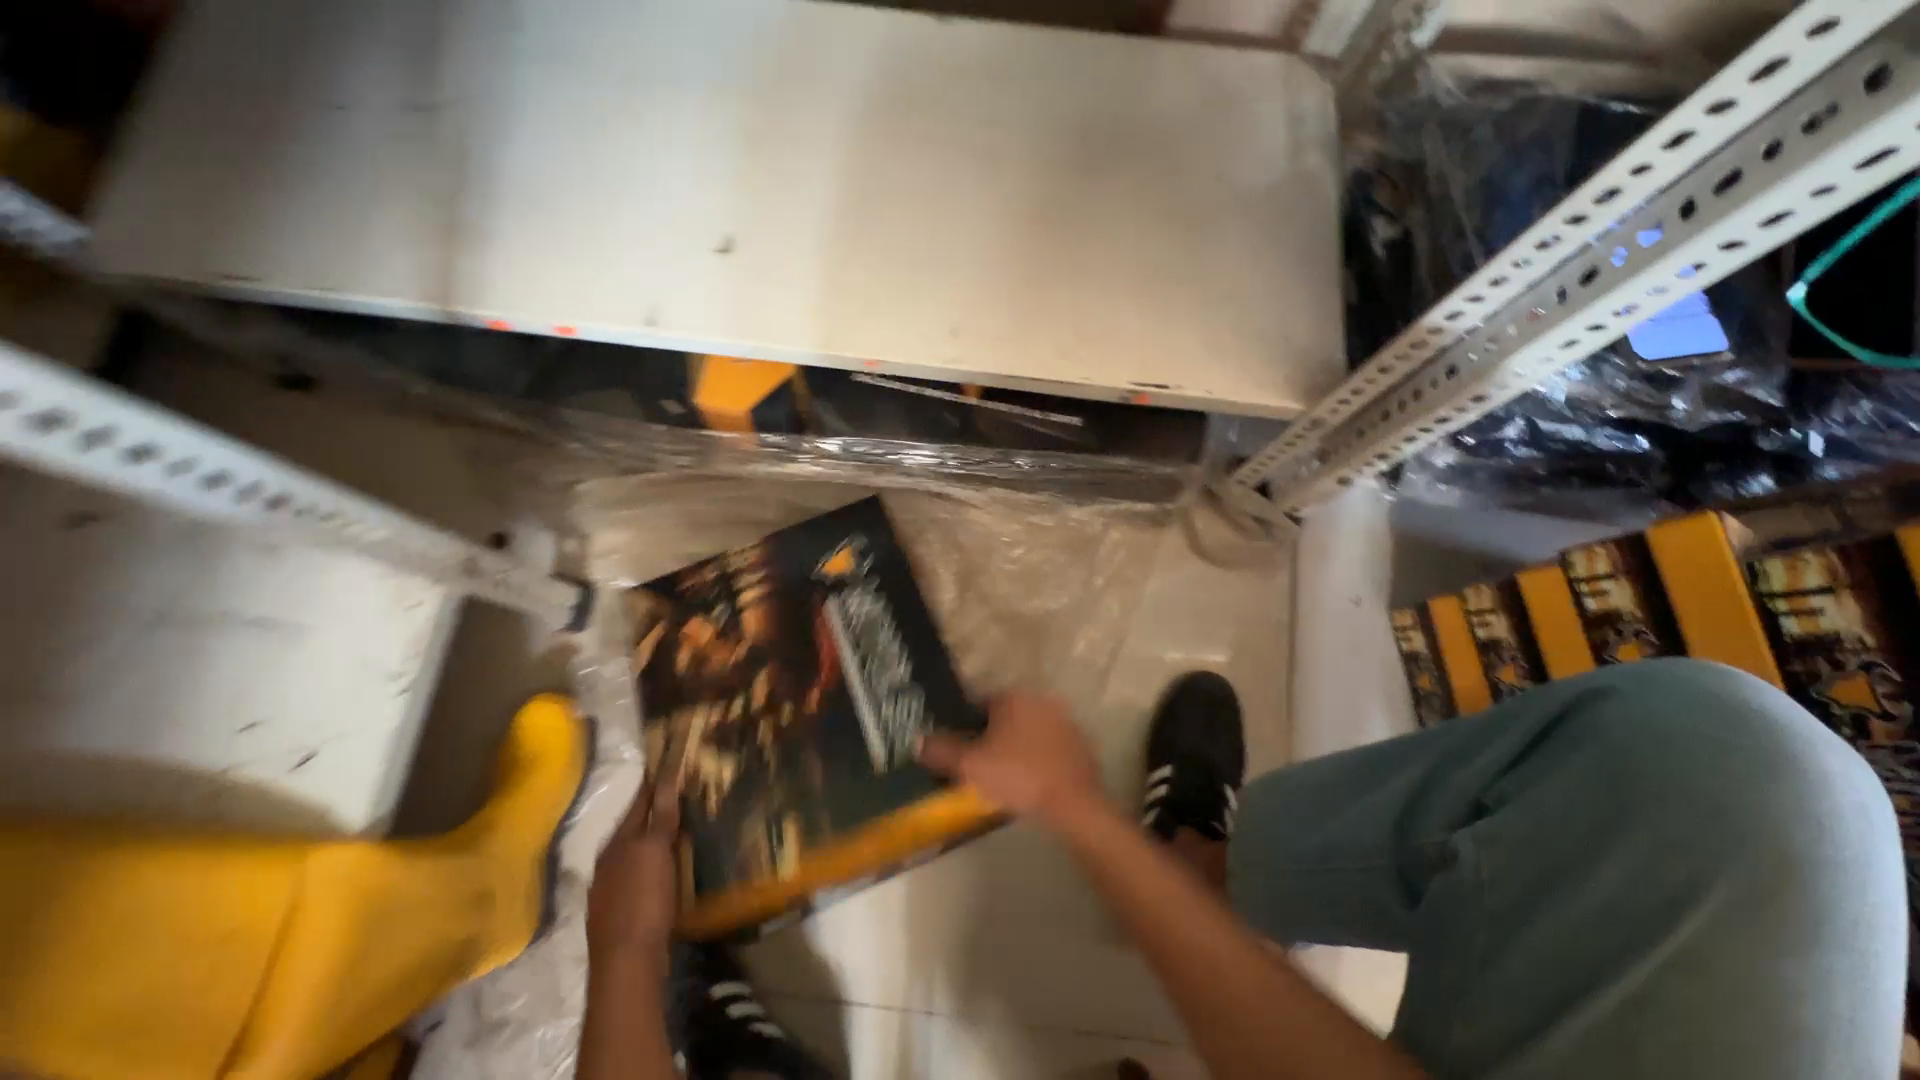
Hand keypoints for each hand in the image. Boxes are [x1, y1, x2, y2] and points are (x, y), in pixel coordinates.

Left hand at [586, 773, 681, 969]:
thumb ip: (660, 816)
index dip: (655, 783)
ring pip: (636, 851)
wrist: (626, 960)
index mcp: (617, 841)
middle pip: (636, 826)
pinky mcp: (621, 910)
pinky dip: (655, 865)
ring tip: (681, 830)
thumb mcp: (655, 852)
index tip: (671, 763)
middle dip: (655, 810)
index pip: (639, 802)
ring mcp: (611, 886)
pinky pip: (641, 875)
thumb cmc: (643, 900)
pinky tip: (669, 870)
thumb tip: (665, 778)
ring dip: (655, 839)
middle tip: (683, 794)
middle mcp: (609, 860)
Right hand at [917, 691, 1105, 828]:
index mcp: (1013, 696)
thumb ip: (941, 750)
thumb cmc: (1017, 776)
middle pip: (1004, 716)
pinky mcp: (1080, 744)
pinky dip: (1036, 759)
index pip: (978, 703)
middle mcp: (1041, 699)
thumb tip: (917, 740)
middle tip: (977, 765)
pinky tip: (1029, 783)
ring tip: (1002, 777)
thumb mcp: (969, 765)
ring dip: (1014, 748)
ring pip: (1027, 731)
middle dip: (990, 736)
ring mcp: (1065, 720)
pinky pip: (1047, 747)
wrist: (1073, 803)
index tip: (959, 750)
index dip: (964, 726)